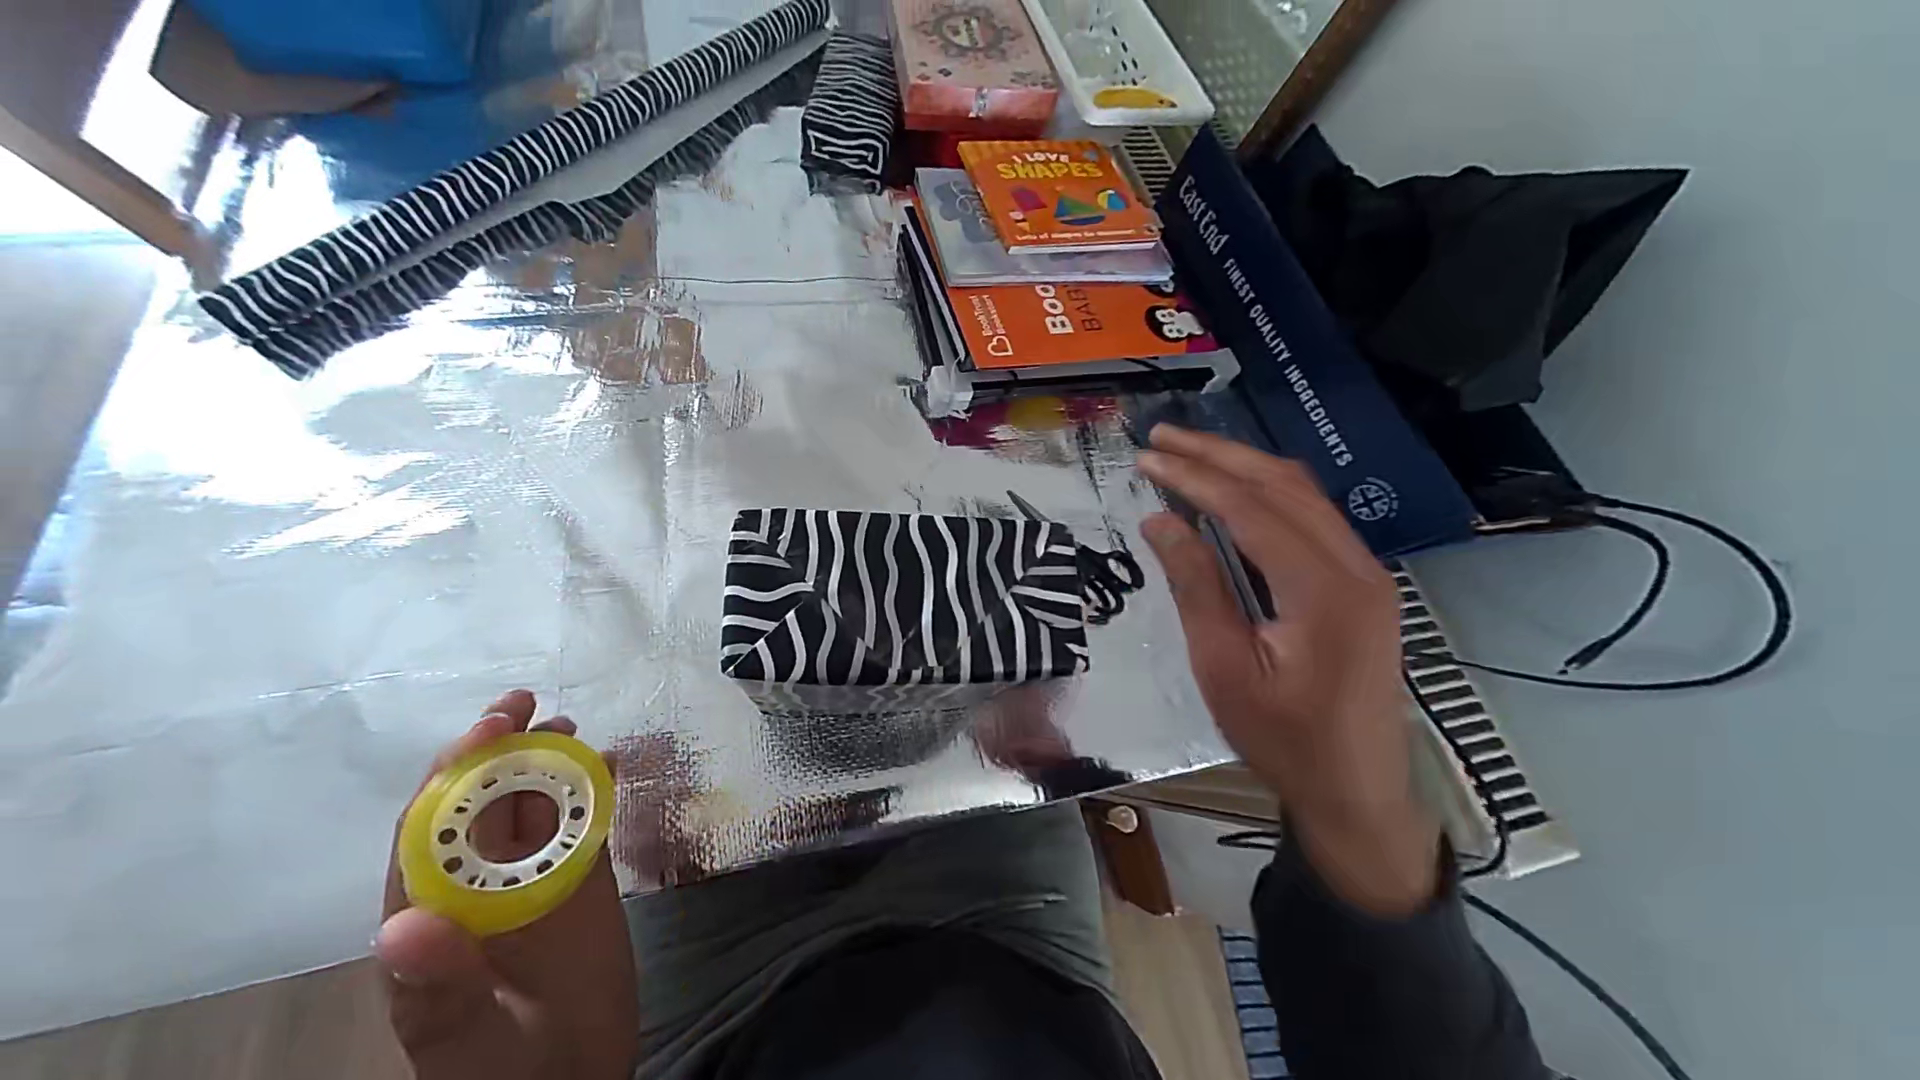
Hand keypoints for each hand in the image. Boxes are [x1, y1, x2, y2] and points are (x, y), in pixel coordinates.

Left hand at [377, 691, 638, 1079]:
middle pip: (483, 804)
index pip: (430, 832)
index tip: (488, 730)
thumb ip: (440, 988)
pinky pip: (585, 824)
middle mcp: (481, 887)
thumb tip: (401, 924)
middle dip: (497, 750)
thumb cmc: (513, 1071)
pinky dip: (596, 789)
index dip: (454, 774)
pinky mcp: (582, 881)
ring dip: (547, 761)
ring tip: (570, 727)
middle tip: (527, 705)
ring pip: (534, 805)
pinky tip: (612, 763)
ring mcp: (535, 880)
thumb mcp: (471, 1041)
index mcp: (438, 917)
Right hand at [1137, 425, 1439, 915]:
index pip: (1251, 508)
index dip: (1195, 477)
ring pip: (1303, 496)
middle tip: (1162, 438)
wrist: (1355, 790)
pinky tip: (1234, 493)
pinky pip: (1313, 519)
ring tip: (1189, 453)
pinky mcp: (1362, 585)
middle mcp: (1355, 566)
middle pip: (1283, 486)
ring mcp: (1366, 573)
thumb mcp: (1224, 667)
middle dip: (1219, 455)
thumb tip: (1160, 520)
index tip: (1147, 458)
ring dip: (1244, 468)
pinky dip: (1267, 495)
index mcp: (1324, 589)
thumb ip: (1195, 586)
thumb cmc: (1283, 739)